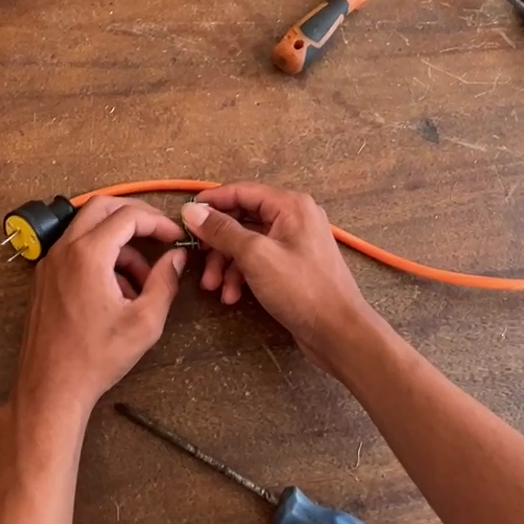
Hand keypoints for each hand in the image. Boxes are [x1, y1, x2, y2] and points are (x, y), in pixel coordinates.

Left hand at [10, 196, 185, 419]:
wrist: (51, 387)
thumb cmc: (94, 358)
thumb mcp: (144, 322)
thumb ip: (165, 282)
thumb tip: (176, 257)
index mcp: (88, 254)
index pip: (127, 216)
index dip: (157, 221)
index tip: (174, 236)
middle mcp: (64, 250)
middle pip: (102, 207)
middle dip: (134, 216)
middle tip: (158, 234)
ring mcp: (49, 263)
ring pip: (88, 229)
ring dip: (118, 242)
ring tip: (140, 281)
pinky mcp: (44, 278)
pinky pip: (75, 250)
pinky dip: (99, 256)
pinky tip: (116, 291)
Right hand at [179, 183, 376, 366]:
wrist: (339, 333)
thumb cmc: (302, 289)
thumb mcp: (255, 256)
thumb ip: (222, 230)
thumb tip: (191, 209)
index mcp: (290, 205)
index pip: (241, 191)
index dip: (211, 202)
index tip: (185, 216)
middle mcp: (293, 217)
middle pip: (242, 218)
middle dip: (217, 241)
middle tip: (198, 259)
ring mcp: (294, 242)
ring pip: (247, 242)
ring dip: (226, 263)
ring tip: (213, 287)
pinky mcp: (292, 265)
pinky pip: (258, 259)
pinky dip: (242, 274)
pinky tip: (232, 295)